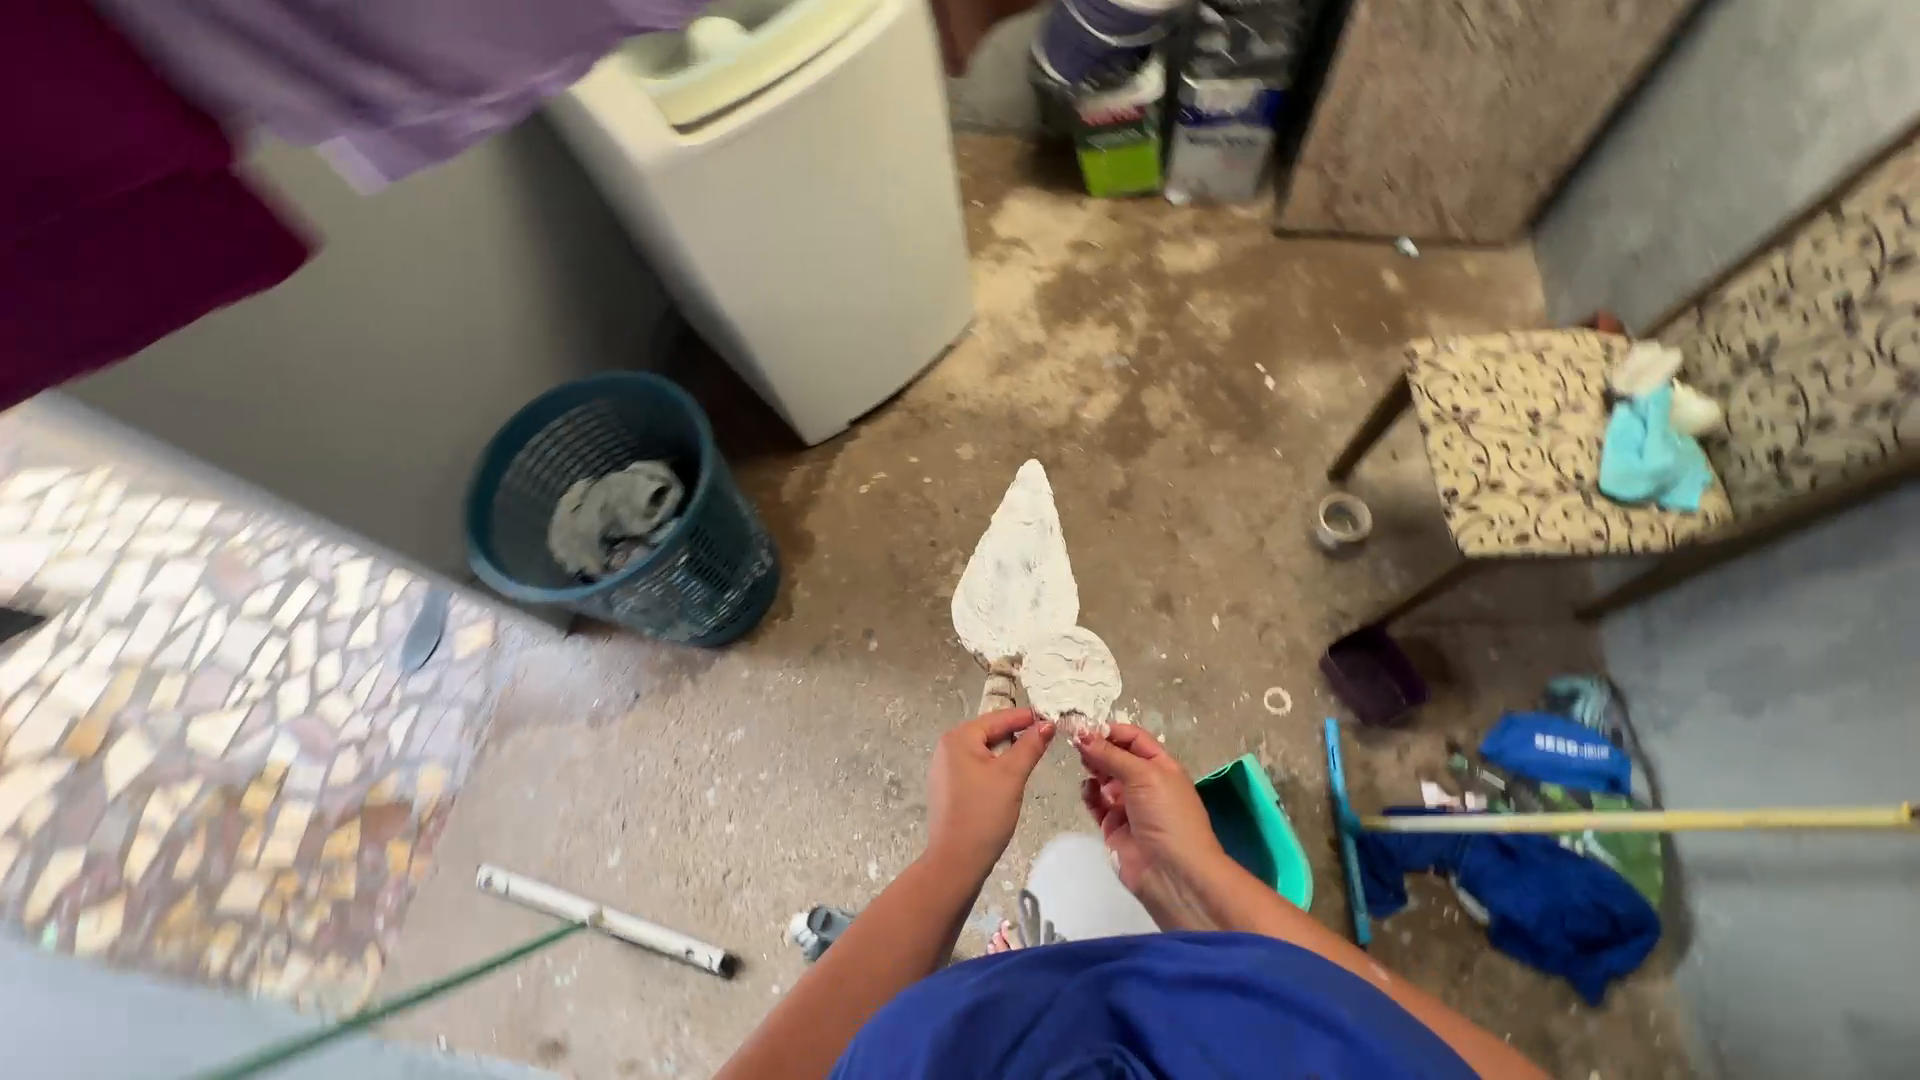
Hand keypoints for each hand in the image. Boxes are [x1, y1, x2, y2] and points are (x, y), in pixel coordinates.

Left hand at [925, 708, 1055, 874]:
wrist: (956, 861)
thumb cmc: (984, 814)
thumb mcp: (1011, 776)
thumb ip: (1030, 746)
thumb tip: (1046, 724)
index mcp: (958, 738)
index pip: (998, 718)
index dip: (1026, 718)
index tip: (1052, 718)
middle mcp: (947, 748)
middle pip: (989, 733)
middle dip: (1016, 735)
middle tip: (1046, 738)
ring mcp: (945, 770)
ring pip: (984, 752)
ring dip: (1007, 753)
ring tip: (1032, 756)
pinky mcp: (949, 789)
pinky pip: (976, 768)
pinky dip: (995, 768)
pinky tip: (1010, 779)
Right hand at [1074, 724, 1225, 893]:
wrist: (1173, 872)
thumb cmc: (1167, 815)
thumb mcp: (1144, 775)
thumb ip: (1110, 754)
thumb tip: (1082, 735)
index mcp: (1161, 766)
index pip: (1133, 738)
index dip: (1111, 731)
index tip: (1086, 729)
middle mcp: (1145, 783)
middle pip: (1116, 757)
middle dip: (1098, 749)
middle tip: (1078, 746)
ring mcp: (1128, 805)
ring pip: (1104, 778)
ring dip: (1094, 770)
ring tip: (1086, 767)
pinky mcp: (1113, 825)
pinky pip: (1096, 803)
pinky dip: (1089, 794)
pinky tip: (1088, 791)